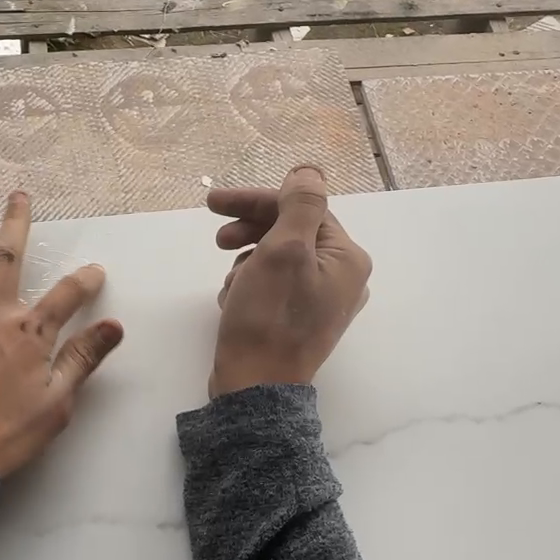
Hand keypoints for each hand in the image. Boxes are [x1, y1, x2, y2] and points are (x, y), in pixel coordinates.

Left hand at [0, 188, 124, 477]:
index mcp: (30, 336)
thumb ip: (82, 360)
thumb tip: (113, 329)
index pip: (66, 297)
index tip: (94, 272)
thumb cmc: (2, 437)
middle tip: (19, 196)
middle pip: (8, 260)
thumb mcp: (57, 405)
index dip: (84, 281)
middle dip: (16, 225)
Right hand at [205, 166, 371, 396]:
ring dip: (247, 263)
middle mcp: (342, 279)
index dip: (256, 202)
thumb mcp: (283, 251)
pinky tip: (234, 302)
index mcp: (346, 259)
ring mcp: (321, 304)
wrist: (255, 388)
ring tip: (230, 284)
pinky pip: (273, 287)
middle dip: (250, 234)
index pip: (301, 209)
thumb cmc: (269, 318)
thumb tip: (308, 170)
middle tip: (216, 241)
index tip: (212, 203)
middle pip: (291, 234)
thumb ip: (298, 205)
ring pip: (277, 261)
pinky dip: (250, 286)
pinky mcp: (297, 323)